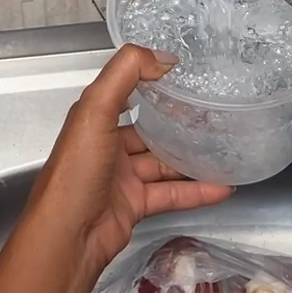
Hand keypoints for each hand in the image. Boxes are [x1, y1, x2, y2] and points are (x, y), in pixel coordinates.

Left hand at [0, 46, 231, 292]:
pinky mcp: (135, 204)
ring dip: (191, 157)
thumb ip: (126, 73)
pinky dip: (196, 191)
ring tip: (224, 148)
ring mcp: (122, 175)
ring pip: (163, 161)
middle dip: (178, 121)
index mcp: (95, 115)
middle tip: (212, 113)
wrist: (67, 236)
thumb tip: (162, 56)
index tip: (184, 73)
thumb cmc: (76, 169)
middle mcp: (108, 142)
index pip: (126, 89)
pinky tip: (222, 187)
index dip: (151, 79)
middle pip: (149, 127)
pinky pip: (171, 193)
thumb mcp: (96, 108)